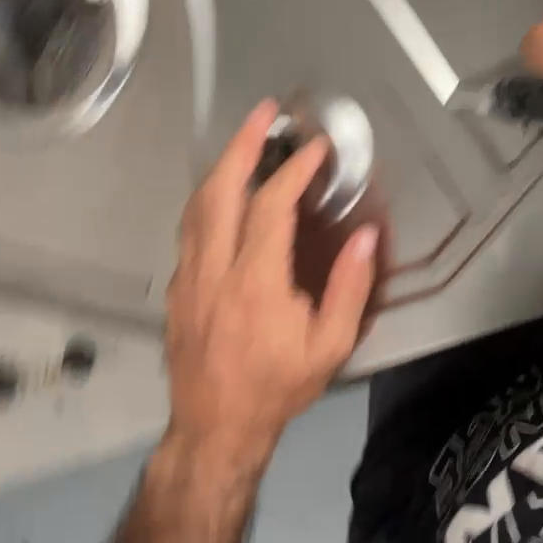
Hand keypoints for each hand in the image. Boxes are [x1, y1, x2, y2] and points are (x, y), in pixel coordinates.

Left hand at [163, 100, 376, 462]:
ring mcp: (187, 278)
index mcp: (254, 283)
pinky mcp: (177, 288)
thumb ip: (350, 287)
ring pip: (195, 206)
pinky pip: (190, 228)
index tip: (316, 147)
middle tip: (264, 112)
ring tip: (246, 138)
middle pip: (218, 191)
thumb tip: (365, 235)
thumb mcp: (331, 345)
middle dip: (241, 144)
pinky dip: (209, 196)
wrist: (215, 429)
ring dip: (221, 164)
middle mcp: (213, 271)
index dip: (294, 170)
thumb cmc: (279, 386)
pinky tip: (227, 191)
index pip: (270, 208)